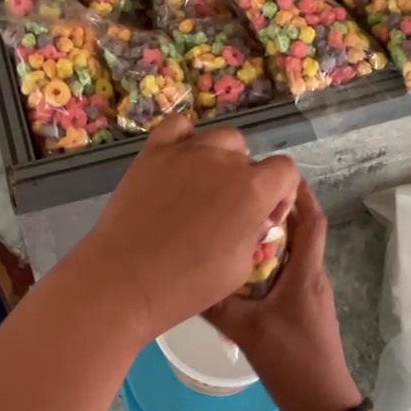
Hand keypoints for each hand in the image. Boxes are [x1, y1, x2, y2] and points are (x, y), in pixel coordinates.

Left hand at [58, 116, 299, 343]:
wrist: (124, 278)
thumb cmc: (188, 284)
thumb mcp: (241, 267)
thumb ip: (254, 231)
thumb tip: (253, 217)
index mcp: (254, 188)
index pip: (285, 170)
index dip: (280, 193)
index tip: (263, 217)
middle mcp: (224, 159)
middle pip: (248, 157)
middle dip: (247, 181)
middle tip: (227, 212)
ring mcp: (186, 150)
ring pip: (220, 139)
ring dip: (221, 158)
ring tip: (203, 188)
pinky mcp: (153, 150)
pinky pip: (178, 127)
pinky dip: (185, 139)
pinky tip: (179, 162)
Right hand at [205, 181, 361, 410]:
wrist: (322, 406)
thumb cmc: (290, 361)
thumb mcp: (245, 330)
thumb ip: (215, 304)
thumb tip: (183, 279)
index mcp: (306, 272)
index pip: (312, 220)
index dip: (299, 192)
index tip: (275, 173)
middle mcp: (312, 276)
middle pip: (300, 231)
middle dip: (275, 209)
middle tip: (241, 195)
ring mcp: (309, 294)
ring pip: (292, 252)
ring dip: (269, 236)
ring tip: (235, 225)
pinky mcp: (303, 309)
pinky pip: (287, 272)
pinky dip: (268, 261)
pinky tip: (240, 267)